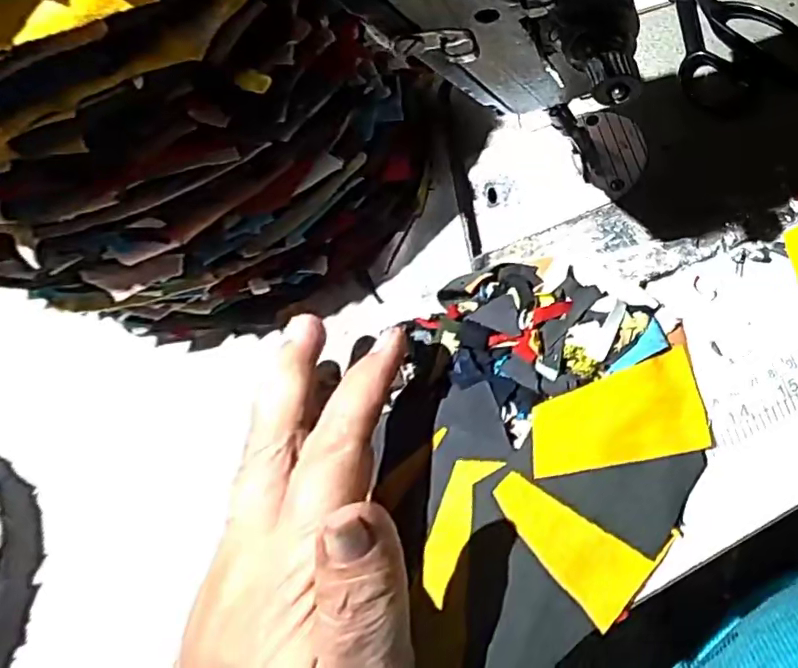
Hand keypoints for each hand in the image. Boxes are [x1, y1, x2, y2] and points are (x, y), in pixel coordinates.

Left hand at [180, 315, 412, 667]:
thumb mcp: (363, 652)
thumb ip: (361, 583)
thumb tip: (354, 512)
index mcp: (294, 561)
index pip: (333, 452)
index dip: (363, 389)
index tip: (389, 341)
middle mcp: (255, 560)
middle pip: (271, 451)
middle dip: (290, 382)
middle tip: (305, 329)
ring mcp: (240, 578)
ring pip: (262, 473)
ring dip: (286, 413)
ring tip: (306, 375)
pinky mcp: (245, 596)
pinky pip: (268, 502)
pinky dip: (288, 458)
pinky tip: (308, 465)